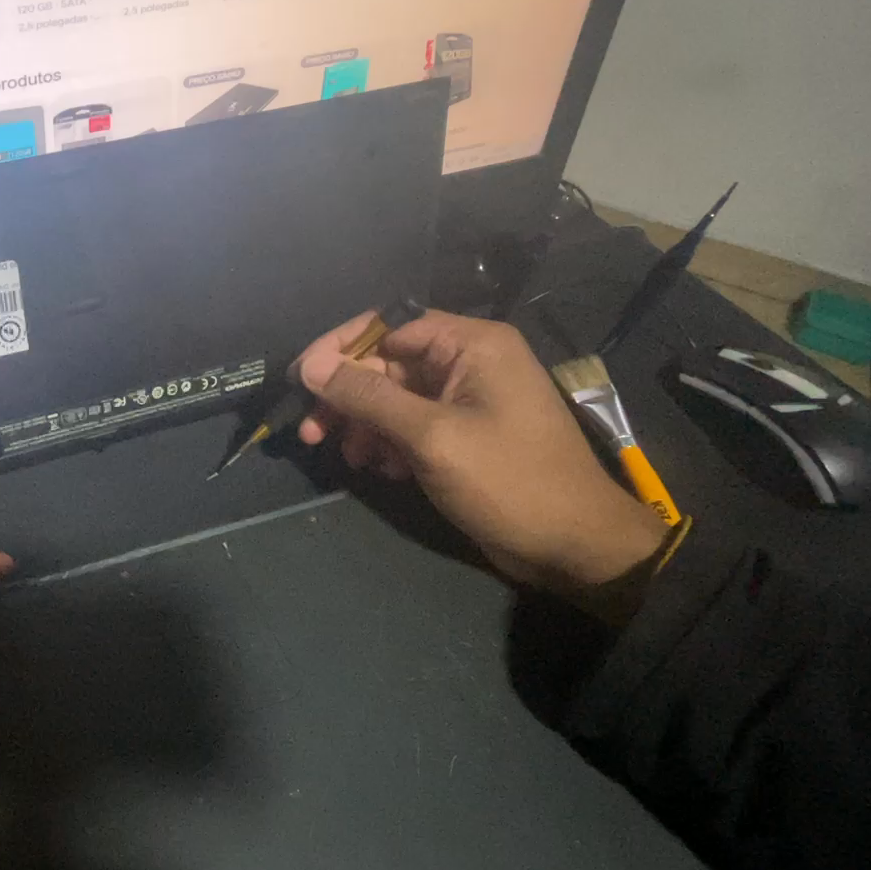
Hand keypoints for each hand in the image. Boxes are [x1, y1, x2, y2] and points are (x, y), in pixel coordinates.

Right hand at [295, 309, 665, 594]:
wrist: (571, 545)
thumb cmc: (507, 480)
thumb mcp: (430, 436)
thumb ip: (367, 397)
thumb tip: (309, 367)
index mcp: (471, 345)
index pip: (388, 325)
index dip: (339, 349)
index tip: (300, 380)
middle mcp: (467, 362)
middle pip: (384, 363)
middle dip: (345, 397)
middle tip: (310, 433)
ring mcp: (464, 399)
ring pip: (390, 397)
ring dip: (361, 425)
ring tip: (350, 458)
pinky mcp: (459, 432)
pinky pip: (407, 424)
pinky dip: (386, 442)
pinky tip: (382, 468)